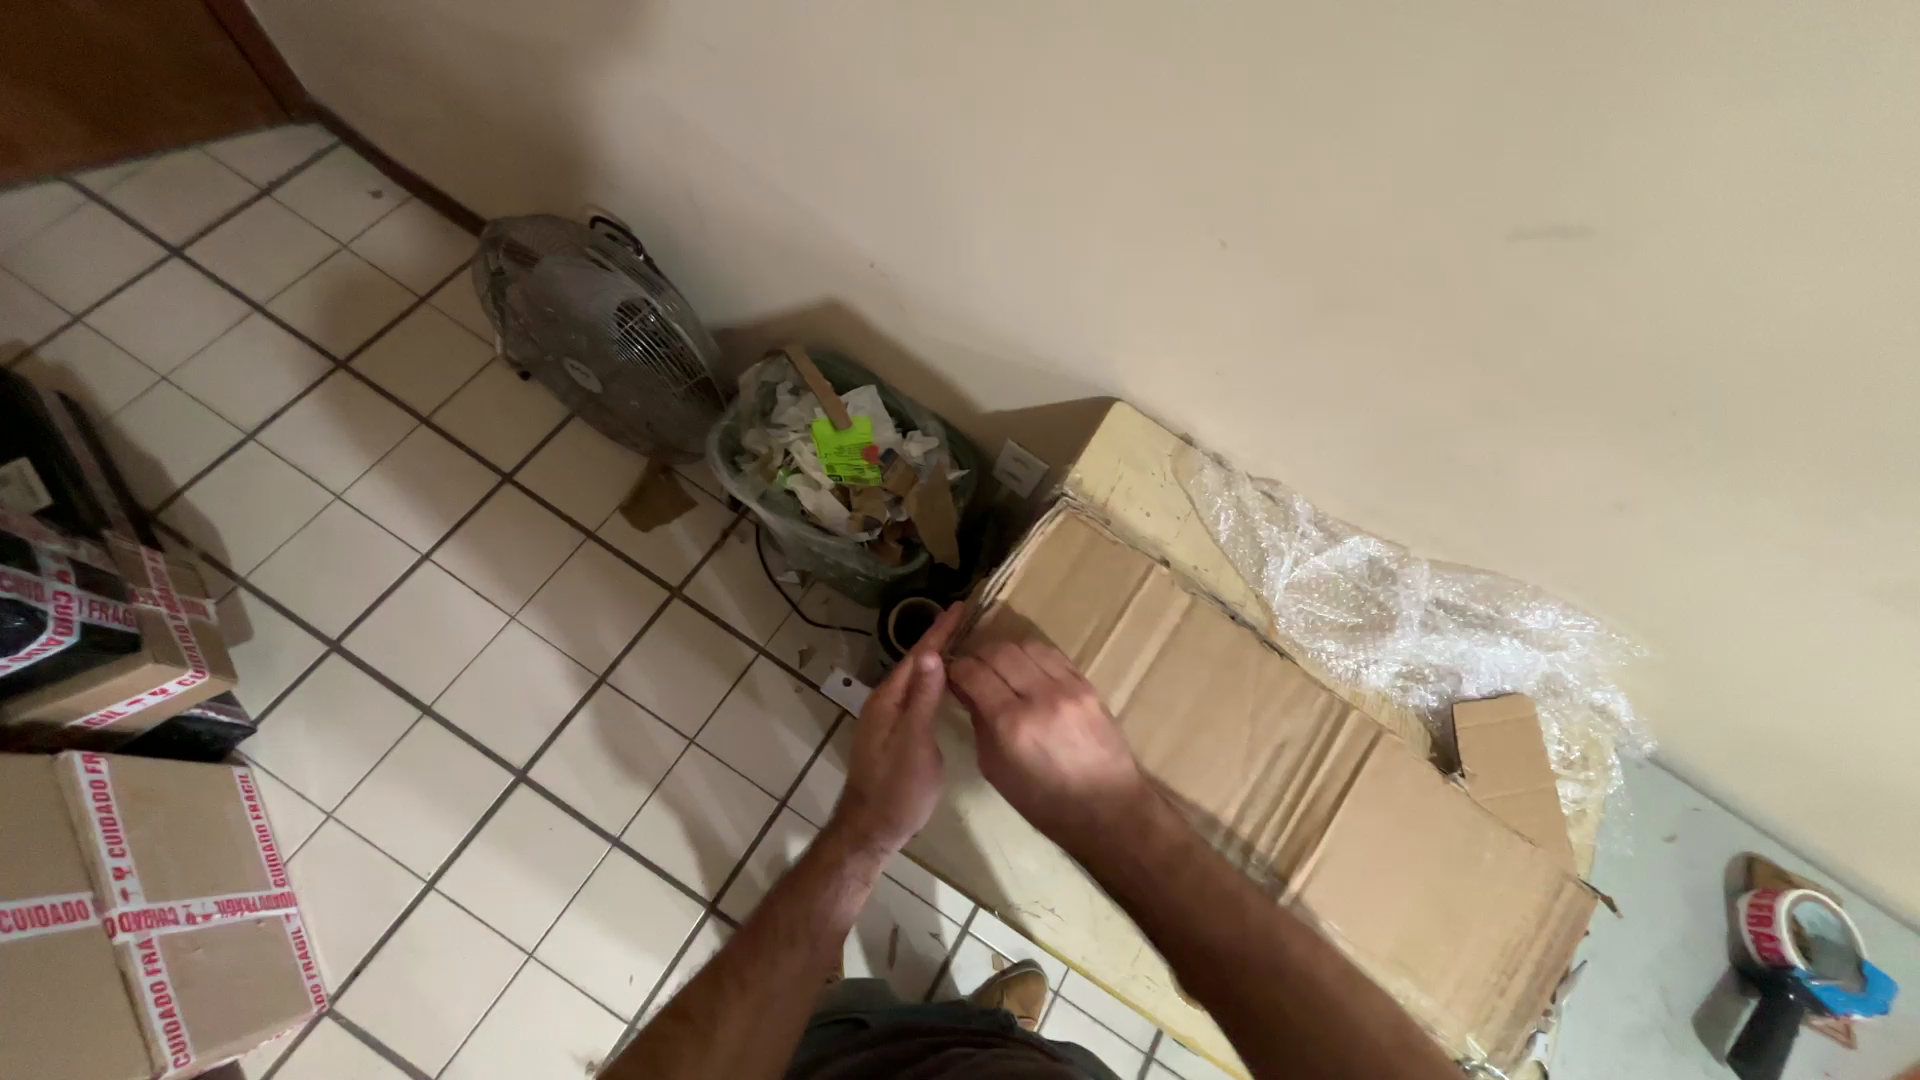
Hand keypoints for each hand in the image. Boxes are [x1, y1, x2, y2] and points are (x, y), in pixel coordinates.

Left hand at [827, 602, 967, 857]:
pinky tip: (947, 683)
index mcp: (888, 700)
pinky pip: (916, 695)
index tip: (961, 605)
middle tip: (967, 618)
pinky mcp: (894, 734)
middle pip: (914, 662)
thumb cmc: (897, 790)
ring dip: (936, 658)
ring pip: (915, 678)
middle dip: (939, 638)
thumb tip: (931, 654)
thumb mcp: (915, 743)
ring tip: (962, 641)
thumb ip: (922, 699)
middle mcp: (884, 703)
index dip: (940, 631)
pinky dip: (933, 681)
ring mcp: (887, 720)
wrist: (872, 830)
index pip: (917, 656)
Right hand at [948, 640, 1148, 849]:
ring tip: (1001, 667)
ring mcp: (1067, 687)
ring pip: (1026, 645)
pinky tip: (1028, 668)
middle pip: (998, 652)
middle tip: (974, 669)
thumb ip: (979, 724)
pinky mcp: (1087, 684)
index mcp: (1011, 724)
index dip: (957, 669)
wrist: (1107, 806)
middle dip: (978, 656)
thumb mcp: (995, 770)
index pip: (974, 674)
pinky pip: (1053, 653)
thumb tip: (967, 691)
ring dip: (1006, 651)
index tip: (953, 675)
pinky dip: (1033, 655)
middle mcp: (1039, 698)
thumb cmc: (1043, 801)